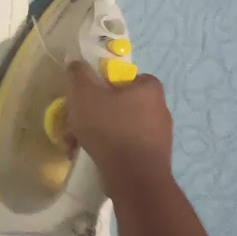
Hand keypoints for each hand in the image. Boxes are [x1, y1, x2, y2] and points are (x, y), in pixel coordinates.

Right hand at [65, 61, 173, 190]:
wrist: (134, 175)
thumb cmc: (109, 127)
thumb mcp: (84, 94)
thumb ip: (78, 73)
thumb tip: (75, 60)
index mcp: (149, 90)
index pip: (133, 77)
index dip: (110, 82)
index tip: (91, 92)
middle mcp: (160, 109)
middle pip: (122, 103)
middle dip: (96, 112)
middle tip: (76, 121)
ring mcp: (160, 135)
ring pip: (121, 126)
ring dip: (98, 131)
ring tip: (76, 143)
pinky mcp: (154, 156)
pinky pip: (126, 145)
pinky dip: (108, 147)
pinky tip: (90, 155)